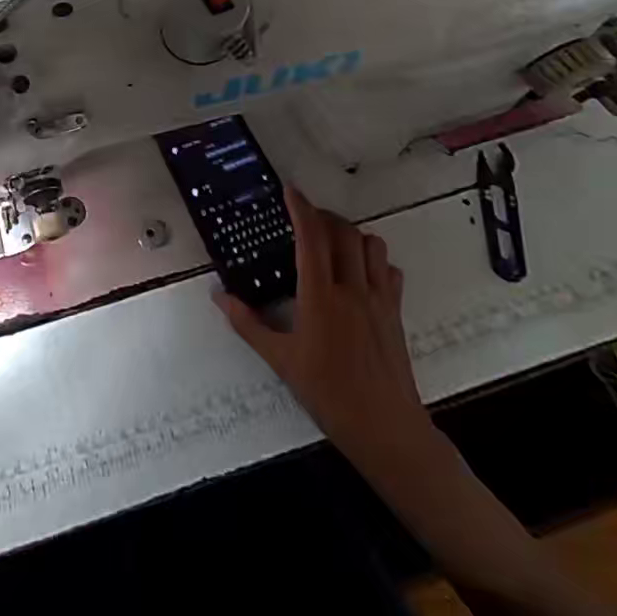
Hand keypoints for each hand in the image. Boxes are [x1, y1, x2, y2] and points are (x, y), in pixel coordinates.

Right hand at [215, 188, 426, 455]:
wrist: (383, 425)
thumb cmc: (327, 393)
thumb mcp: (280, 360)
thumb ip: (248, 325)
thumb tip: (220, 297)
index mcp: (320, 297)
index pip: (311, 239)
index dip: (301, 209)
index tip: (291, 190)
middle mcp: (352, 289)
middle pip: (344, 233)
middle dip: (324, 216)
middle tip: (306, 218)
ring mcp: (379, 299)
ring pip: (372, 245)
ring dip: (352, 234)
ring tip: (333, 242)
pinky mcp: (396, 312)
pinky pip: (390, 271)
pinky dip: (375, 261)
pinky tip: (361, 274)